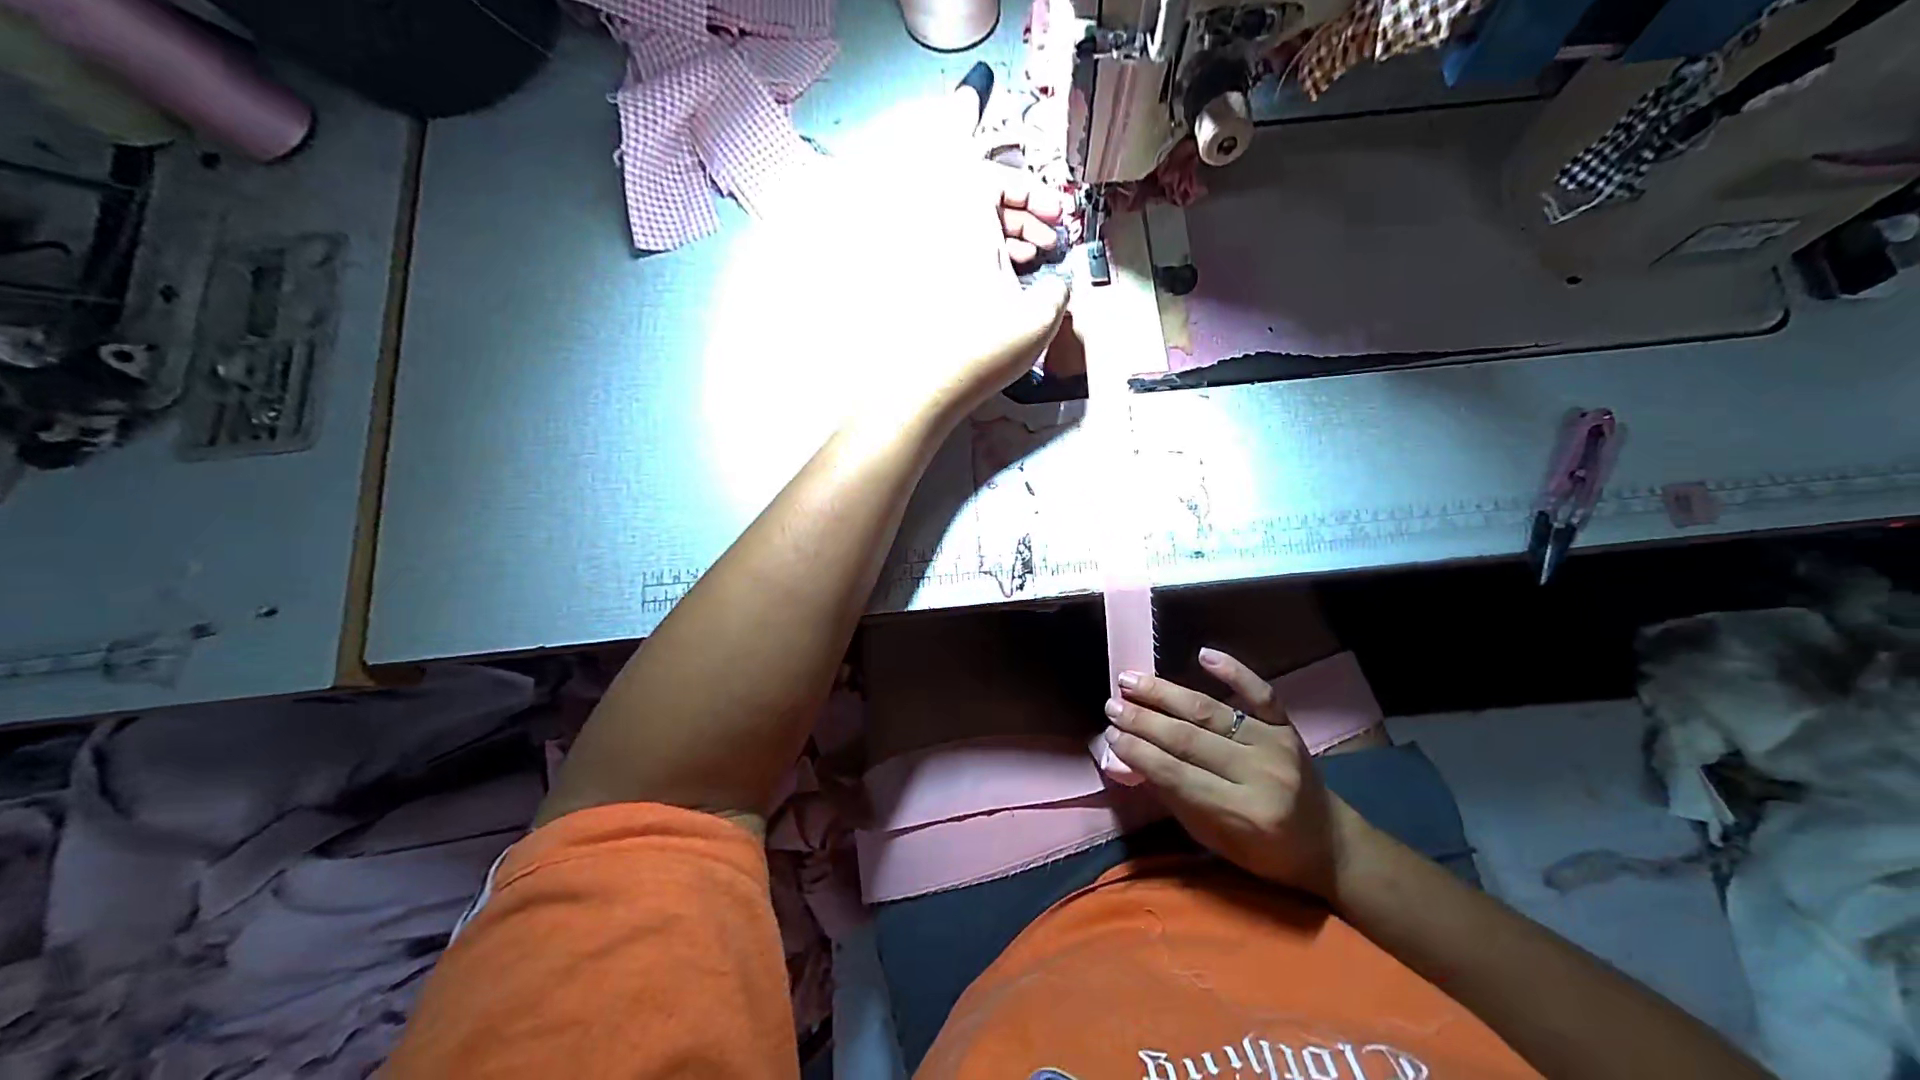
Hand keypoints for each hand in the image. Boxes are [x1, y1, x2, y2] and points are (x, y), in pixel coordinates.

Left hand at [746, 71, 1072, 426]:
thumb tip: (1060, 281)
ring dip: (1008, 241)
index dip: (1032, 189)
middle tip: (1050, 240)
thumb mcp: (1041, 314)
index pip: (995, 175)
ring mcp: (928, 262)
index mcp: (965, 222)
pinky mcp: (924, 289)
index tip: (1055, 212)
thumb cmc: (975, 349)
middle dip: (1025, 217)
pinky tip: (1008, 289)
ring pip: (972, 233)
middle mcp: (940, 234)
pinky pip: (958, 258)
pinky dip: (985, 263)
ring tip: (1034, 265)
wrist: (925, 388)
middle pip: (984, 203)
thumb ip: (1061, 286)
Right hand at [1102, 647, 1366, 899]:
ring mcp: (1276, 746)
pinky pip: (1261, 693)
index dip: (1139, 753)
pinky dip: (1233, 670)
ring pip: (1212, 712)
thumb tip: (1128, 761)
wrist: (1329, 844)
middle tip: (1111, 706)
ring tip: (1130, 681)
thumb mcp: (1213, 839)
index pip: (1178, 775)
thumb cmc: (1263, 851)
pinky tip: (1203, 655)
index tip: (1109, 735)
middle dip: (1144, 721)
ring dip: (1166, 694)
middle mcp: (1261, 775)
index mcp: (1243, 814)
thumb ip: (1174, 798)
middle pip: (1190, 740)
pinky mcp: (1288, 727)